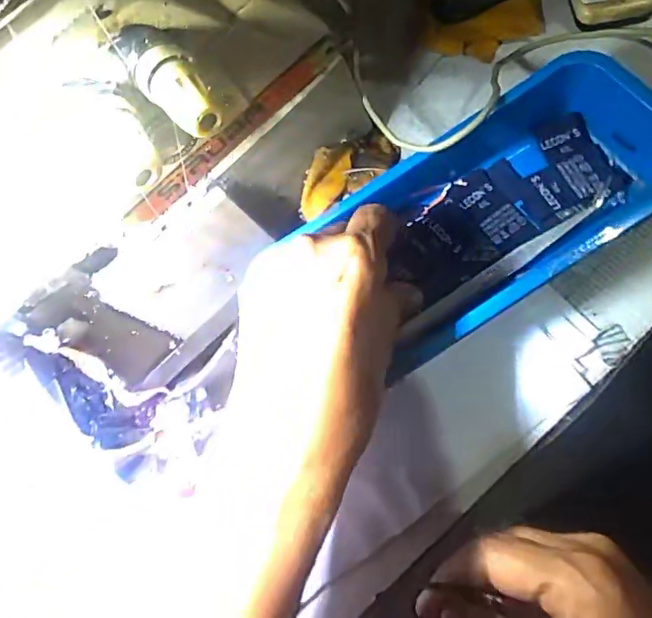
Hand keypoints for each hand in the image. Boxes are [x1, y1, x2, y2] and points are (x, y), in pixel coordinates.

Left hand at [231, 205, 421, 474]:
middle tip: (359, 289)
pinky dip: (295, 279)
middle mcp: (310, 246)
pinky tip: (298, 314)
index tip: (392, 248)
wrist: (279, 433)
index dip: (387, 232)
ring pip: (309, 249)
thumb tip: (400, 288)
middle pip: (339, 233)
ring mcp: (275, 260)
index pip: (375, 217)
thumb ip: (390, 303)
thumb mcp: (384, 347)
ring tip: (324, 307)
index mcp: (352, 258)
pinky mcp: (251, 278)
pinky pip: (283, 266)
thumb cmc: (346, 395)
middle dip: (352, 254)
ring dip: (321, 266)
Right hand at [417, 528, 651, 617]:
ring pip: (527, 545)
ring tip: (474, 604)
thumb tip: (438, 605)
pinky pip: (554, 558)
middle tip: (443, 604)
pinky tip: (514, 604)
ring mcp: (605, 553)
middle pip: (505, 541)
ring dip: (498, 574)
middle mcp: (586, 546)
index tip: (425, 603)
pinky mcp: (616, 569)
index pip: (489, 551)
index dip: (450, 574)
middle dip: (471, 572)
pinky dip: (527, 578)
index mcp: (573, 569)